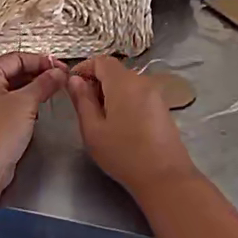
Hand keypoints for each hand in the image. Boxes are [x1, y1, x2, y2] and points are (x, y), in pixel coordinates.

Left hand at [0, 53, 68, 205]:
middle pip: (14, 71)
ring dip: (33, 89)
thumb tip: (58, 72)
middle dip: (39, 74)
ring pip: (13, 89)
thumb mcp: (25, 104)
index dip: (41, 60)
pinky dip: (25, 104)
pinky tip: (38, 111)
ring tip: (53, 93)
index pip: (17, 57)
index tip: (61, 68)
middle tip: (60, 80)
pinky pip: (10, 106)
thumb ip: (44, 84)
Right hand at [64, 56, 199, 197]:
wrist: (164, 176)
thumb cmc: (123, 154)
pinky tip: (121, 126)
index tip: (72, 86)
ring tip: (101, 120)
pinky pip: (138, 95)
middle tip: (84, 108)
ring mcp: (156, 94)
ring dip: (111, 94)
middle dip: (97, 83)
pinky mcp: (162, 108)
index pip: (101, 61)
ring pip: (127, 84)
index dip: (84, 68)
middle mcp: (142, 82)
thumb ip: (82, 101)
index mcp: (123, 83)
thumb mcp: (93, 129)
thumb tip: (75, 80)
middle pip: (115, 72)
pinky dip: (125, 102)